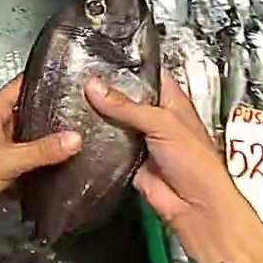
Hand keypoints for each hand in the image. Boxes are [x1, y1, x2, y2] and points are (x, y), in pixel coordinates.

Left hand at [0, 75, 81, 233]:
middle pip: (29, 111)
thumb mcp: (6, 160)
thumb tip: (74, 138)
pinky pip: (30, 158)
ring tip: (80, 136)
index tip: (69, 81)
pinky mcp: (6, 166)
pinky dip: (43, 159)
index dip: (42, 80)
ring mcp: (2, 146)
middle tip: (82, 112)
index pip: (20, 86)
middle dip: (52, 112)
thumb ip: (41, 150)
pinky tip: (64, 162)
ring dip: (49, 139)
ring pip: (31, 136)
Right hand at [85, 75, 262, 262]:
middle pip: (125, 97)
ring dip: (96, 113)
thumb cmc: (195, 161)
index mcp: (170, 101)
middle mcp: (154, 117)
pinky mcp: (126, 158)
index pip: (147, 75)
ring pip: (113, 119)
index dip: (127, 65)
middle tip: (75, 74)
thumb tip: (92, 85)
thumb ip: (126, 106)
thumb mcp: (162, 124)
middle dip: (104, 89)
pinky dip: (93, 137)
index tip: (98, 54)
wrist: (195, 208)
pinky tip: (73, 125)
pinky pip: (106, 143)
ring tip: (67, 95)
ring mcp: (139, 138)